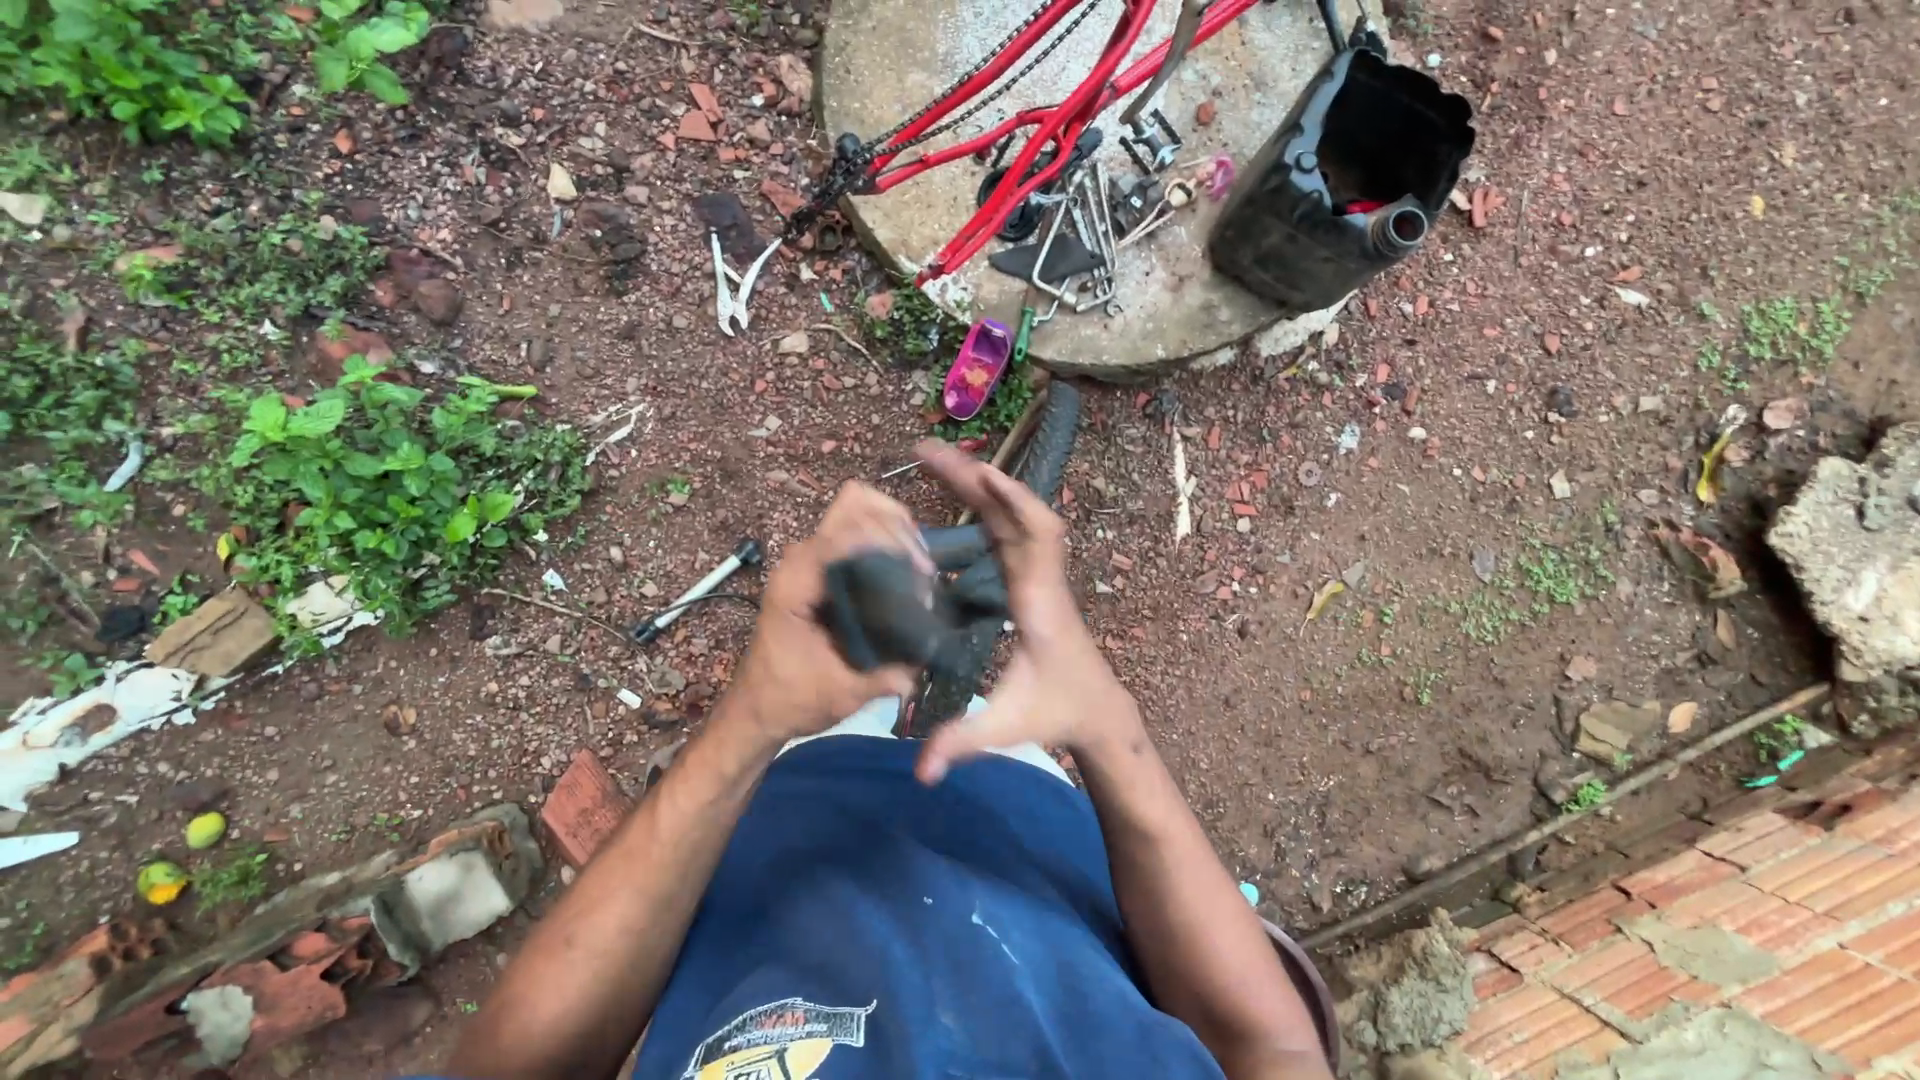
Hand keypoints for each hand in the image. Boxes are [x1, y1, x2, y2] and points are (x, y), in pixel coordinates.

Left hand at [723, 482, 924, 743]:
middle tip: (922, 569)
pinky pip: (858, 534)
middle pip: (855, 504)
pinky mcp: (821, 569)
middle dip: (896, 526)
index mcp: (797, 581)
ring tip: (920, 570)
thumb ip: (883, 677)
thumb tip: (928, 659)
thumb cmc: (789, 698)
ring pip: (859, 512)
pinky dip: (888, 542)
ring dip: (895, 531)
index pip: (847, 530)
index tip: (920, 577)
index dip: (890, 542)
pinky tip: (908, 575)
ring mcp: (811, 560)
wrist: (756, 710)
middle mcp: (802, 559)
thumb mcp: (839, 693)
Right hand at [913, 439, 1138, 783]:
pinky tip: (961, 498)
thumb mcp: (1010, 728)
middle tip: (925, 451)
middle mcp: (1042, 578)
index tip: (981, 472)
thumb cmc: (1061, 713)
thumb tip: (920, 772)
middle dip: (976, 477)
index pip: (1035, 538)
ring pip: (1014, 515)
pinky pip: (1010, 530)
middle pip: (1017, 512)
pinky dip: (987, 506)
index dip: (1012, 501)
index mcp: (1040, 602)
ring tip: (936, 462)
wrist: (1100, 710)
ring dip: (980, 485)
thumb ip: (965, 743)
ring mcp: (1039, 576)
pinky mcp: (1031, 580)